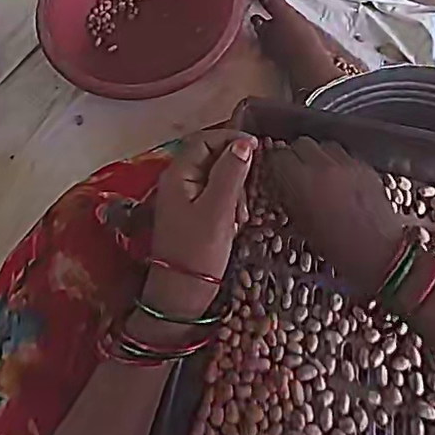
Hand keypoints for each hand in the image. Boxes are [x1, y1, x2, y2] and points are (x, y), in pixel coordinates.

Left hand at [146, 131, 255, 313]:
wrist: (182, 295)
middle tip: (247, 193)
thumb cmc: (198, 250)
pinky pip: (215, 196)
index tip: (256, 148)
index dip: (229, 139)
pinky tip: (235, 223)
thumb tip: (244, 143)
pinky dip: (229, 204)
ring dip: (234, 190)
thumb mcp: (218, 209)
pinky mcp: (193, 214)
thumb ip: (231, 173)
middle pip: (211, 157)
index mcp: (178, 174)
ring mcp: (184, 198)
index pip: (203, 140)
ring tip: (240, 215)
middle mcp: (178, 181)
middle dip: (234, 170)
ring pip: (216, 177)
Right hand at [262, 137, 401, 293]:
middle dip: (296, 155)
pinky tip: (340, 181)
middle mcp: (322, 165)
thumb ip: (289, 196)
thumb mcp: (301, 224)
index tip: (277, 171)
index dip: (276, 164)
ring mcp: (346, 163)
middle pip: (301, 144)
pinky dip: (338, 163)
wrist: (381, 252)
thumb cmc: (338, 247)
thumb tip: (282, 184)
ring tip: (320, 174)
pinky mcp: (365, 166)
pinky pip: (344, 156)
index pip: (278, 156)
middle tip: (297, 171)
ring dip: (318, 156)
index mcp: (301, 180)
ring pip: (324, 145)